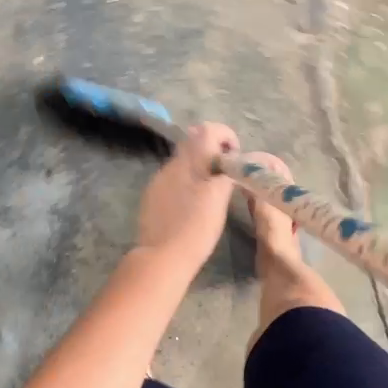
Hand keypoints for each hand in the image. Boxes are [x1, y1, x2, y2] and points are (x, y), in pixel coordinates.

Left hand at [134, 123, 238, 264]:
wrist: (162, 257)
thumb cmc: (196, 227)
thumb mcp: (219, 198)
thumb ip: (225, 173)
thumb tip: (229, 160)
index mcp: (188, 161)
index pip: (207, 130)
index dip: (225, 136)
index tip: (235, 155)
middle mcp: (170, 165)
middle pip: (193, 144)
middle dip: (213, 152)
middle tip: (228, 174)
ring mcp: (157, 181)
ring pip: (183, 164)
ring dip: (199, 169)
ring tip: (212, 192)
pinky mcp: (151, 197)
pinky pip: (173, 180)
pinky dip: (187, 183)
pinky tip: (192, 205)